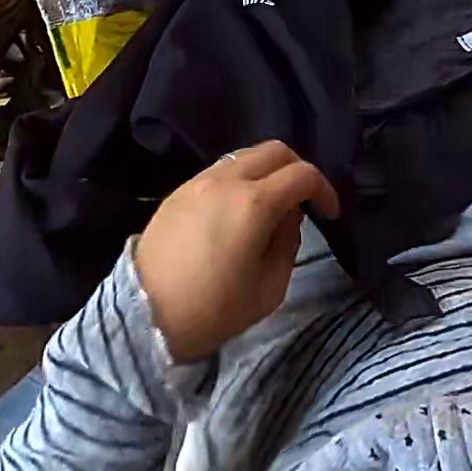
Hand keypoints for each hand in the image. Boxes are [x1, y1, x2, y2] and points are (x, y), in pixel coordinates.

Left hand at [134, 141, 339, 361]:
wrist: (142, 319)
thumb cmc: (213, 310)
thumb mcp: (270, 287)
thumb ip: (288, 242)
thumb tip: (288, 216)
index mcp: (254, 203)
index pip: (303, 175)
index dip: (324, 190)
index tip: (329, 213)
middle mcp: (227, 180)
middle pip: (276, 150)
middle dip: (298, 169)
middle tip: (304, 199)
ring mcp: (199, 181)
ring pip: (246, 155)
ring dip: (268, 171)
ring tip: (271, 203)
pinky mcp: (179, 191)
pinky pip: (221, 169)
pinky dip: (242, 178)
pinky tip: (239, 208)